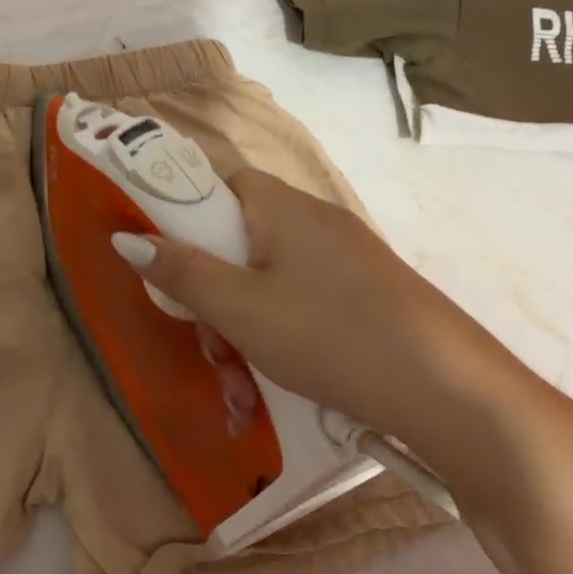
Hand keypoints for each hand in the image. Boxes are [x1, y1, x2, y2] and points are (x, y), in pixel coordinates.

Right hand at [112, 168, 523, 443]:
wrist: (446, 391)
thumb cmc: (328, 335)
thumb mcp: (239, 309)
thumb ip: (181, 272)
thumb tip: (126, 238)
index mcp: (282, 208)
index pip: (218, 182)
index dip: (184, 212)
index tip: (165, 258)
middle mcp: (316, 222)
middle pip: (239, 239)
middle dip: (211, 292)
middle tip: (209, 342)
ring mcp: (345, 260)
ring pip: (267, 280)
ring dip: (241, 326)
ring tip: (241, 384)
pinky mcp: (364, 295)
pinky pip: (300, 302)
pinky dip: (277, 335)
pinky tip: (275, 381)